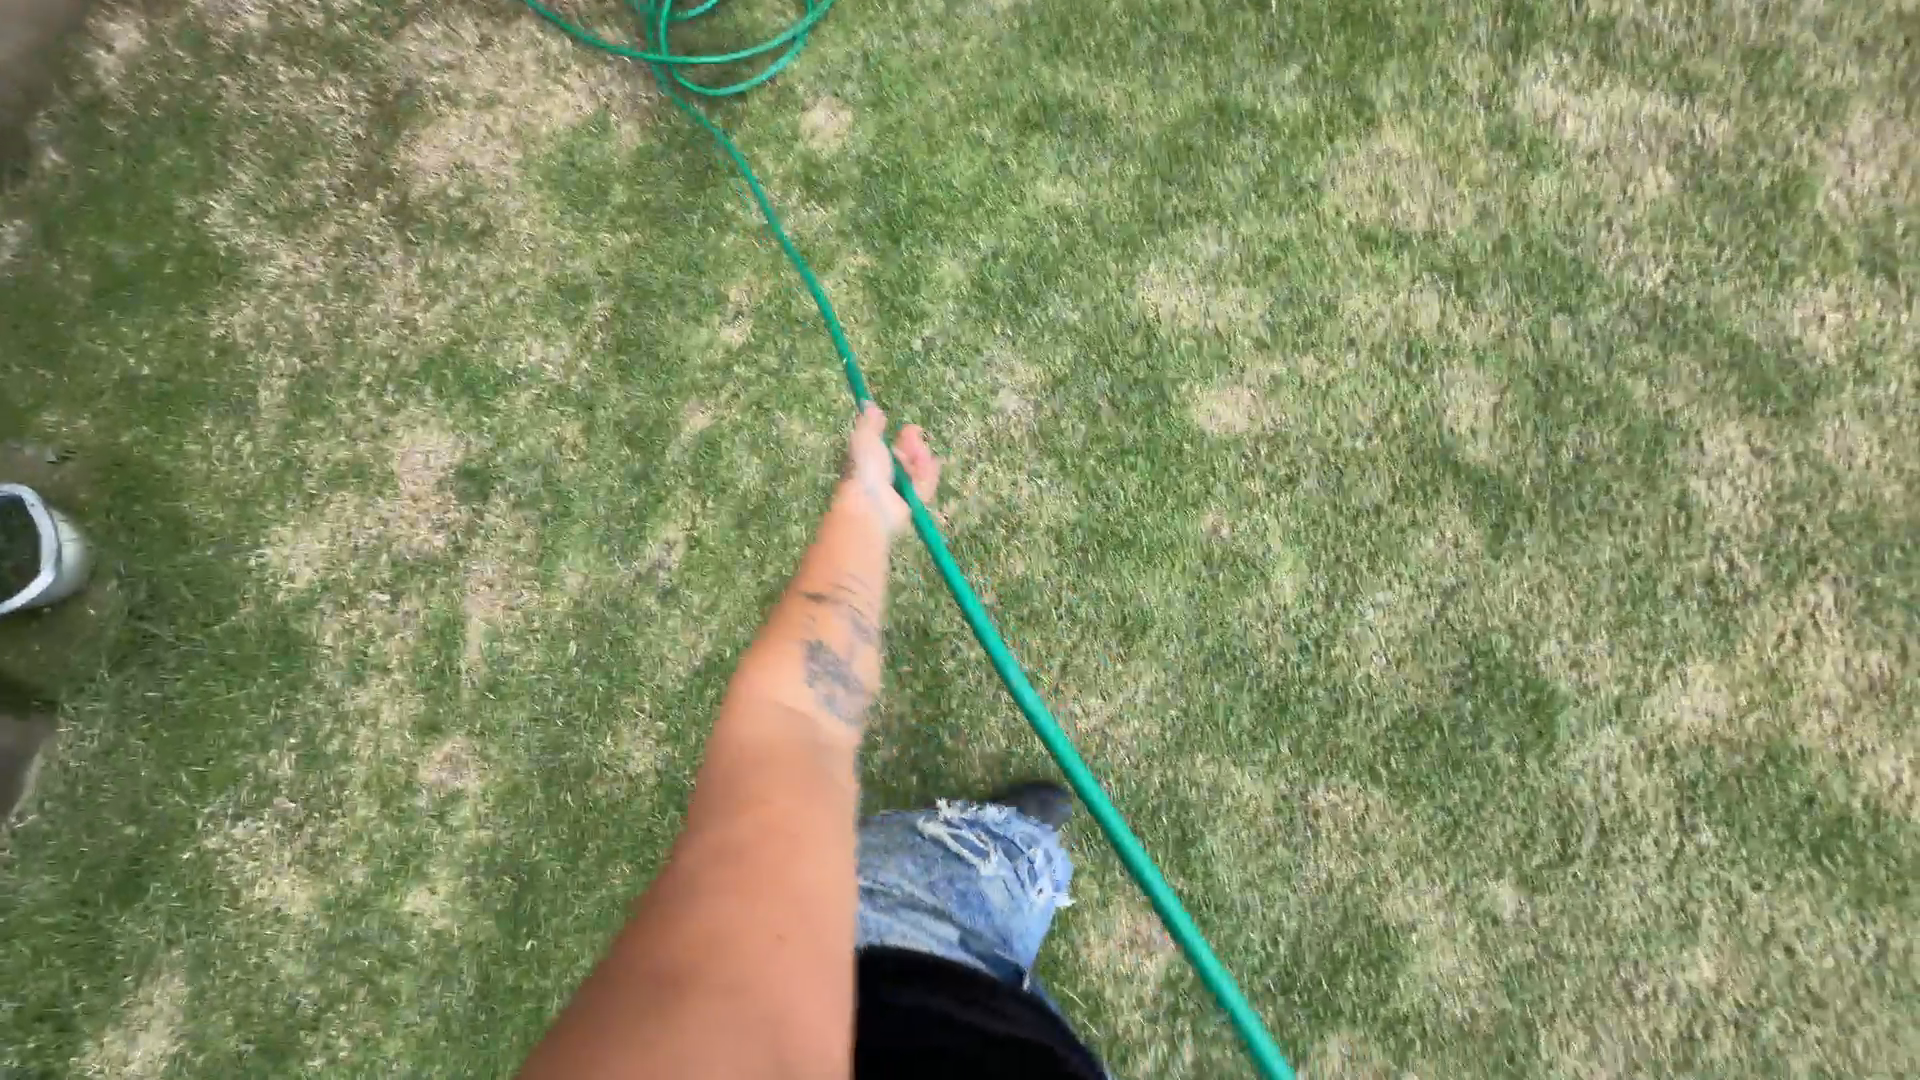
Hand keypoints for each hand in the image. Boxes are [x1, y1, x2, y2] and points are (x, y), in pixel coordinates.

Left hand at [841, 404, 939, 537]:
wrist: (870, 502)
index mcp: (876, 460)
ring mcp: (904, 488)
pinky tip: (927, 467)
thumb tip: (869, 404)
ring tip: (917, 460)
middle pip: (912, 454)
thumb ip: (869, 422)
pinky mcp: (915, 501)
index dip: (906, 437)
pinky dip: (928, 474)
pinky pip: (928, 483)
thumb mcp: (864, 438)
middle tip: (913, 443)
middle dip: (915, 446)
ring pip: (922, 467)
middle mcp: (890, 474)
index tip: (911, 429)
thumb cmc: (863, 469)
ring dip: (922, 459)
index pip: (897, 445)